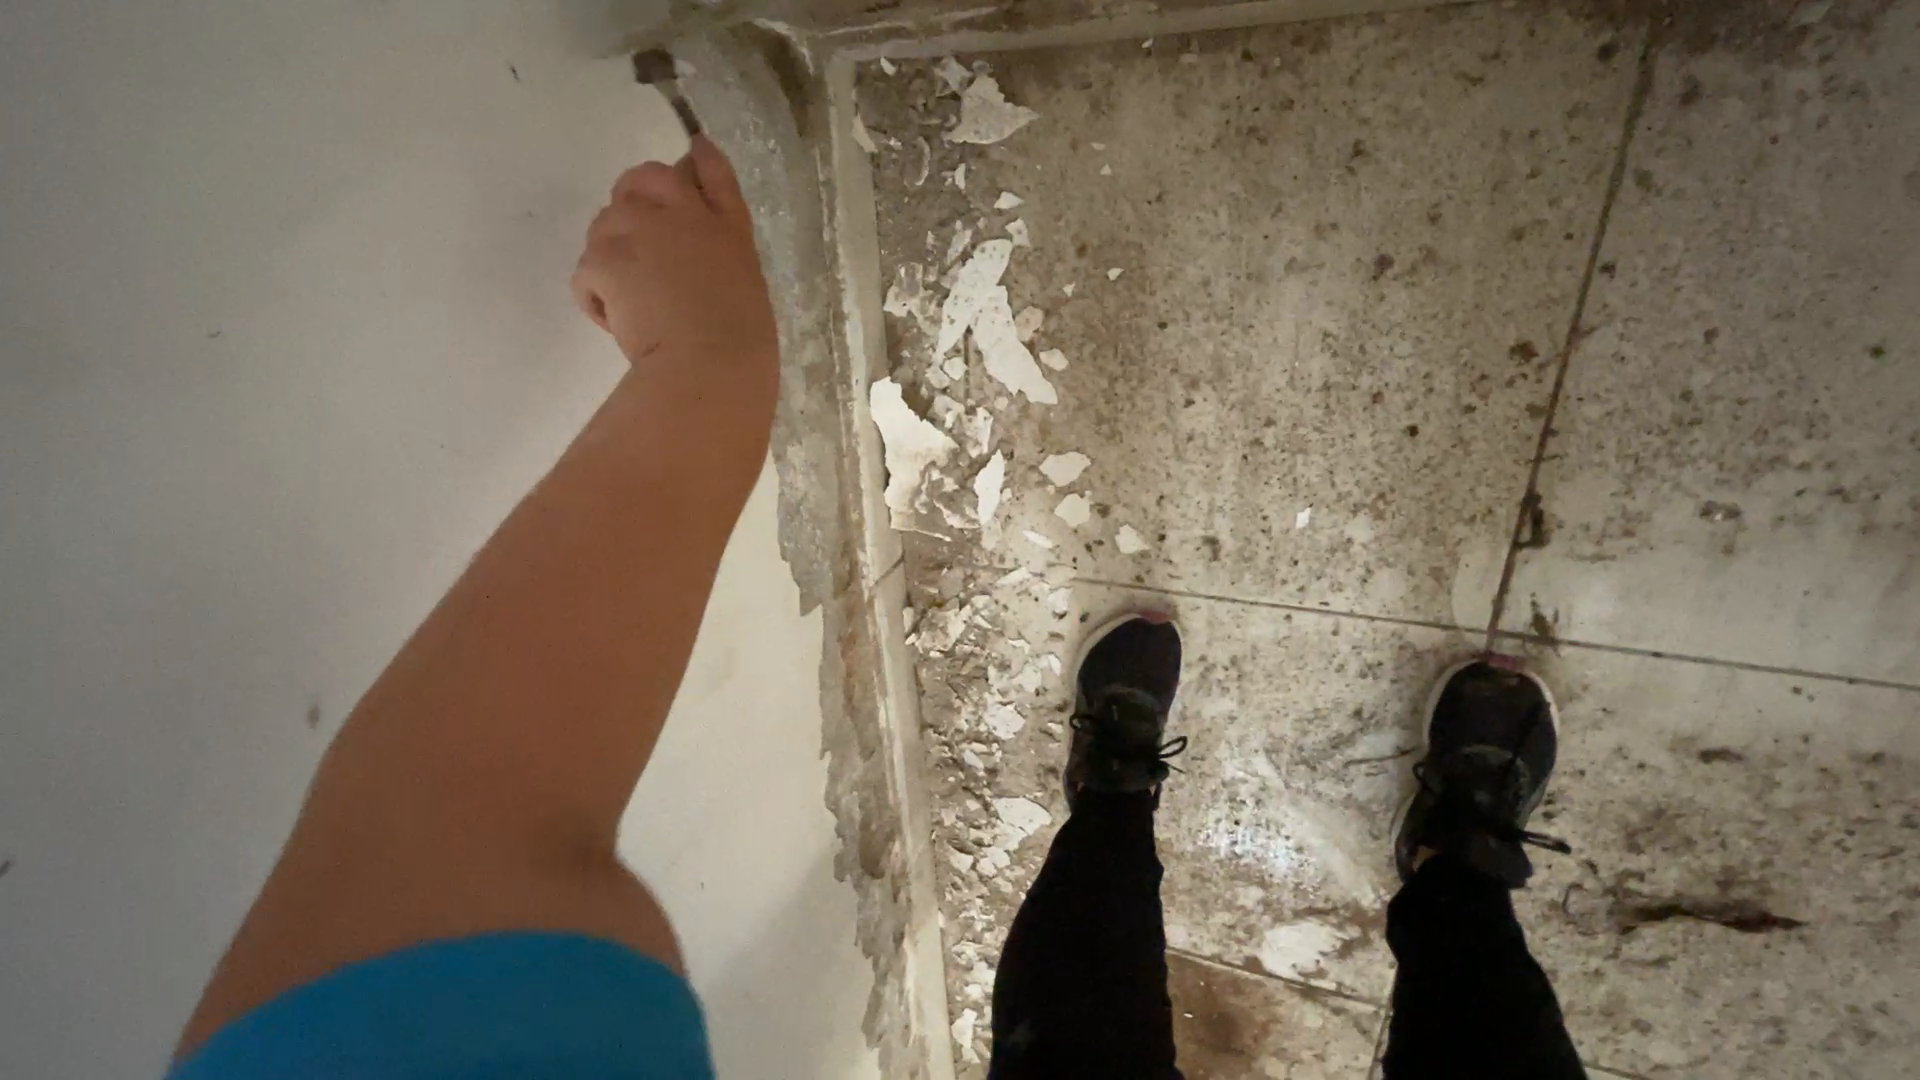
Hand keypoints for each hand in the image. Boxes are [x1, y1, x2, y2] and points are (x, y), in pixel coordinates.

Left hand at [572, 137, 777, 374]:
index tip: (694, 152)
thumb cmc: (743, 344)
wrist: (712, 366)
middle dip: (634, 199)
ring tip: (632, 300)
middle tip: (636, 246)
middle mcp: (683, 216)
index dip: (701, 159)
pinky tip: (619, 324)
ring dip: (612, 254)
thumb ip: (722, 261)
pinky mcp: (605, 258)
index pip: (714, 174)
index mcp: (727, 230)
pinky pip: (586, 273)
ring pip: (606, 225)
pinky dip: (596, 300)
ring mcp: (640, 231)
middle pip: (645, 180)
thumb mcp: (746, 289)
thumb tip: (698, 262)